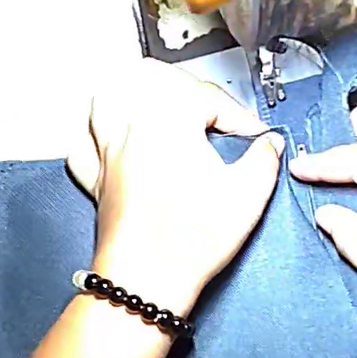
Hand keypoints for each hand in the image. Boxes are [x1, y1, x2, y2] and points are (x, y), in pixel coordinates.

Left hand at [70, 59, 284, 314]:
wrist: (147, 280)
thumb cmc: (190, 240)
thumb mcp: (248, 196)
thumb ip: (264, 160)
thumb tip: (269, 146)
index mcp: (169, 119)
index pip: (209, 95)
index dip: (240, 115)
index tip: (255, 136)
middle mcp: (131, 126)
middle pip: (150, 77)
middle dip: (186, 85)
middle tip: (211, 109)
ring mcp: (108, 152)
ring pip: (108, 97)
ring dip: (136, 93)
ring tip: (160, 107)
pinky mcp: (96, 180)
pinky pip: (87, 143)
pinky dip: (101, 135)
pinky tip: (119, 143)